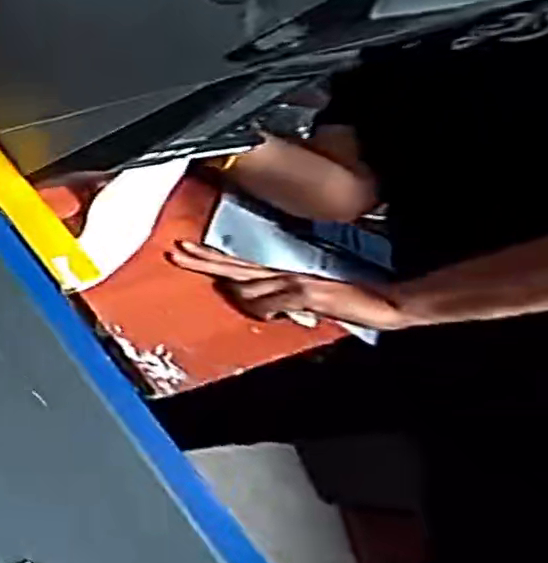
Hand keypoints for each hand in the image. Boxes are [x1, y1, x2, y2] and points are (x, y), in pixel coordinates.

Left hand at [168, 240, 414, 330]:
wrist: (388, 303)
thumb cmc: (344, 301)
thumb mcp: (299, 300)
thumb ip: (274, 298)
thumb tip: (248, 302)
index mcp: (276, 275)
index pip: (234, 263)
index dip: (207, 256)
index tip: (182, 247)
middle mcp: (278, 274)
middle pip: (229, 266)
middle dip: (200, 261)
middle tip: (175, 253)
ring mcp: (290, 281)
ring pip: (244, 289)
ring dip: (249, 304)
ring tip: (272, 312)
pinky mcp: (303, 293)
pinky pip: (268, 303)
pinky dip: (267, 311)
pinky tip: (277, 315)